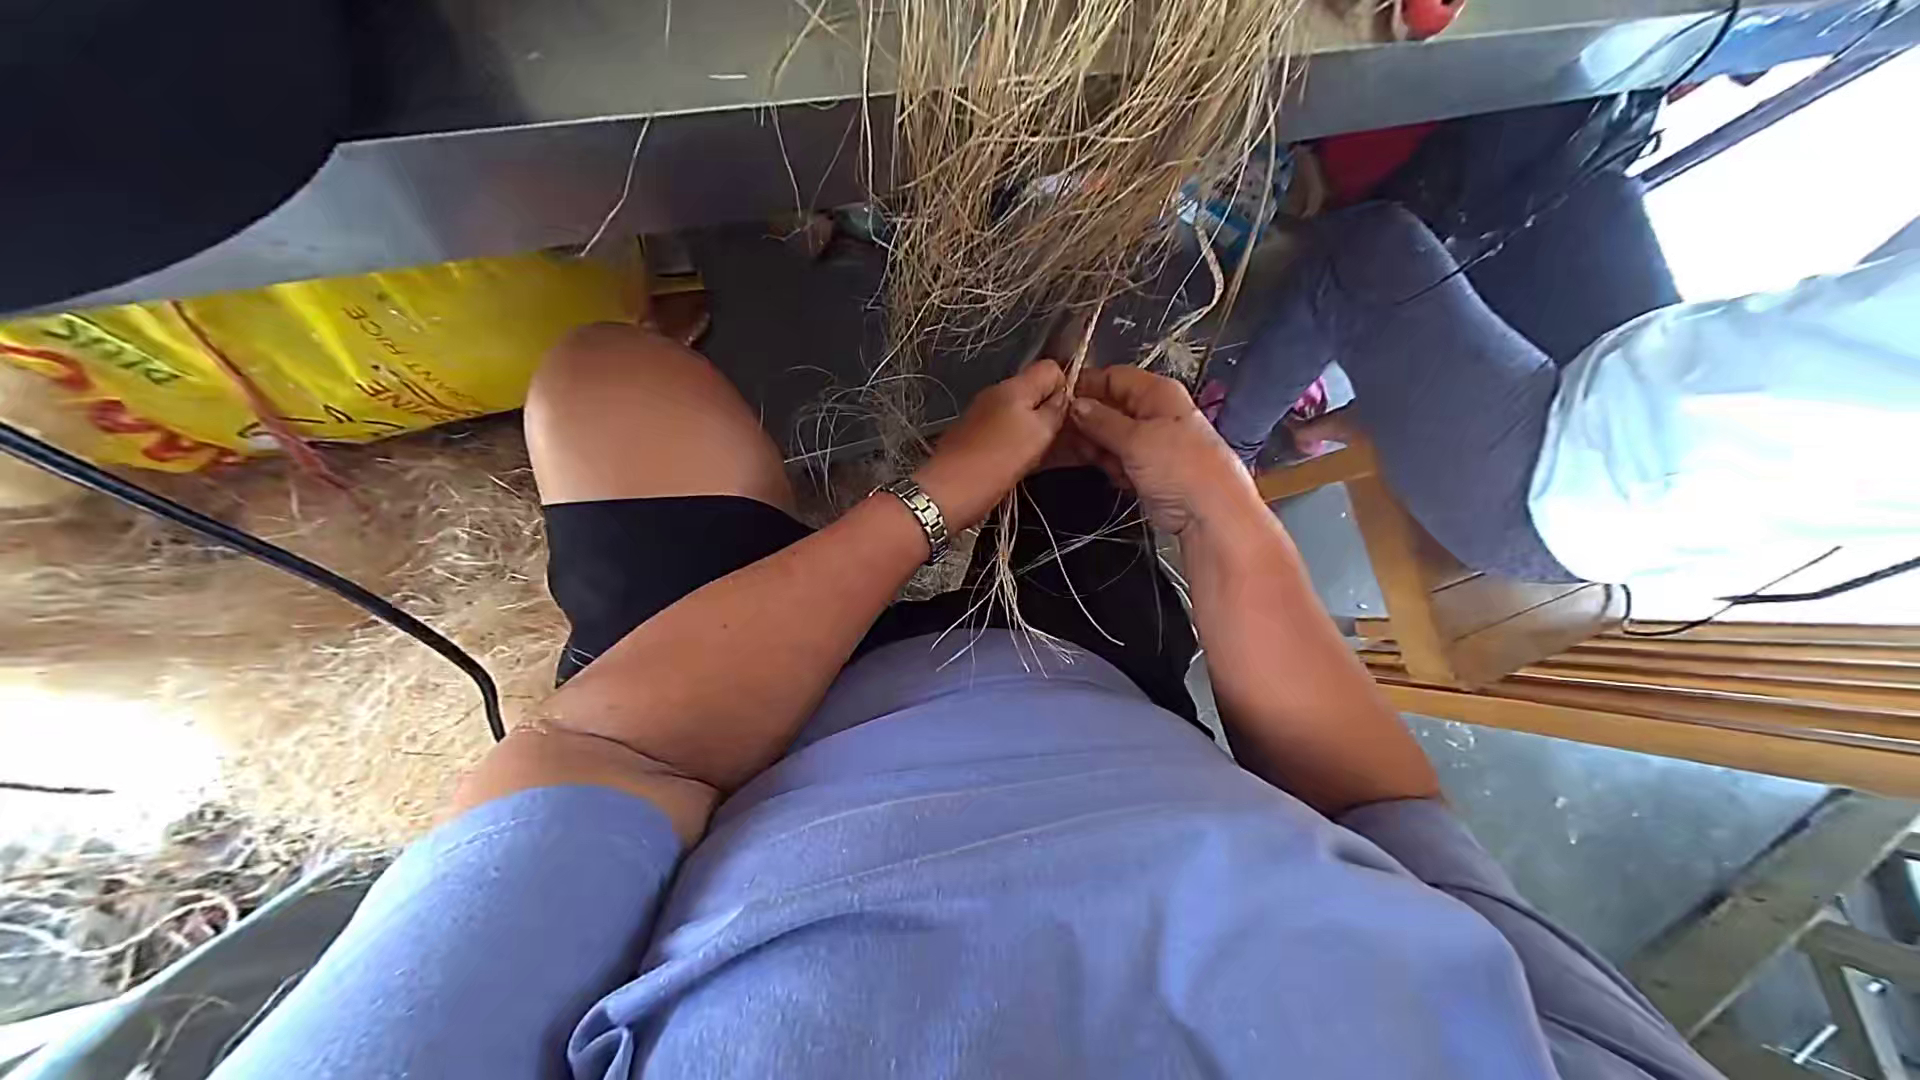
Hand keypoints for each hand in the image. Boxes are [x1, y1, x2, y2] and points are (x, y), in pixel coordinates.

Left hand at [914, 360, 1068, 530]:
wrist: (947, 492)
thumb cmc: (997, 460)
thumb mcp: (1038, 433)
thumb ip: (1056, 410)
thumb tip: (1065, 394)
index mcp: (1014, 387)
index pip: (1051, 368)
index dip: (1068, 386)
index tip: (1075, 414)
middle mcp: (997, 395)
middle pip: (1037, 393)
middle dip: (1055, 413)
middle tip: (1068, 440)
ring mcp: (984, 417)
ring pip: (1023, 416)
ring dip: (1039, 432)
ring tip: (1051, 455)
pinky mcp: (976, 439)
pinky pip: (1009, 433)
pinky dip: (1022, 444)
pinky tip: (1029, 463)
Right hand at [1068, 366, 1261, 534]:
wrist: (1209, 513)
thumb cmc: (1181, 468)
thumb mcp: (1136, 439)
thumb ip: (1101, 421)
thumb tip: (1075, 404)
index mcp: (1157, 393)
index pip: (1113, 378)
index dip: (1086, 387)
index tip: (1059, 401)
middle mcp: (1153, 413)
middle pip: (1109, 408)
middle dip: (1087, 422)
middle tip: (1065, 436)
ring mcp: (1150, 442)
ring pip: (1110, 436)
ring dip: (1097, 448)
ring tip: (1090, 459)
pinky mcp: (1146, 469)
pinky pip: (1118, 460)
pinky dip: (1110, 467)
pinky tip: (1112, 476)